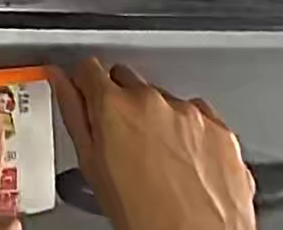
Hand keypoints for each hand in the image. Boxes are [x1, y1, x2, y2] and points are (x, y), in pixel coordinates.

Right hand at [57, 58, 253, 229]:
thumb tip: (60, 80)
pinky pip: (198, 115)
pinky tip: (187, 161)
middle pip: (125, 78)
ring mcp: (189, 114)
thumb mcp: (91, 165)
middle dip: (121, 100)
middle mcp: (150, 100)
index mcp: (112, 104)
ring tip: (161, 159)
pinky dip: (191, 131)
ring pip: (161, 98)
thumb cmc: (145, 218)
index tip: (89, 97)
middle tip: (125, 138)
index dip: (86, 84)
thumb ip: (72, 111)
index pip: (88, 67)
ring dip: (157, 116)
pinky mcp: (222, 131)